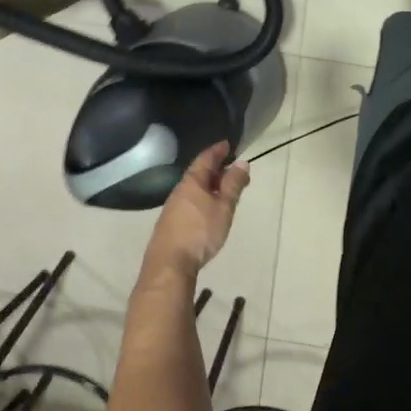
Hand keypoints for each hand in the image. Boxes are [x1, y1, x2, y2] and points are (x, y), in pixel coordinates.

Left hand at [140, 143, 249, 282]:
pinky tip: (207, 211)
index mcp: (192, 182)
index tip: (227, 144)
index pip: (205, 158)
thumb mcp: (223, 207)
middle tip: (232, 170)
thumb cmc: (200, 232)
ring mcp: (171, 208)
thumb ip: (233, 185)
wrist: (168, 265)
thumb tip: (241, 162)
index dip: (217, 150)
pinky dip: (201, 200)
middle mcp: (179, 191)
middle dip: (215, 170)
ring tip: (223, 191)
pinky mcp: (169, 225)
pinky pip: (188, 203)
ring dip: (208, 187)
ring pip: (193, 190)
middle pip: (198, 174)